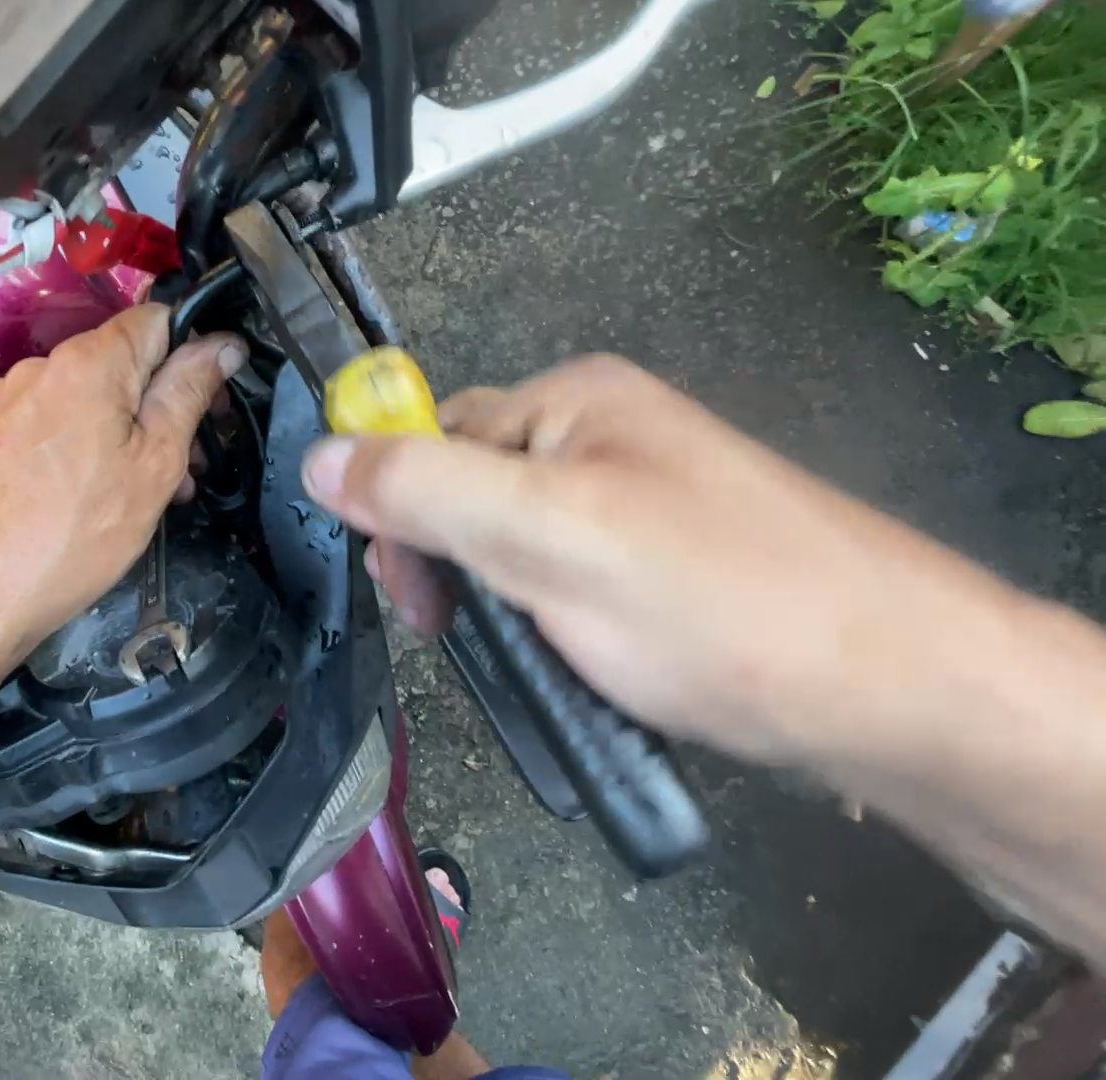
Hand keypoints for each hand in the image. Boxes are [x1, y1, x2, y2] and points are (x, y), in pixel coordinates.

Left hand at [0, 303, 245, 678]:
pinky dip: (85, 445)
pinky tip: (96, 494)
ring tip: (146, 491)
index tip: (210, 400)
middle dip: (162, 405)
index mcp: (86, 363)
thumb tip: (221, 344)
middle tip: (187, 464)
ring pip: (89, 397)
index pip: (156, 319)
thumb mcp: (154, 465)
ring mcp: (8, 401)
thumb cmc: (77, 537)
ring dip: (127, 432)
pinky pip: (54, 422)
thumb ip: (188, 394)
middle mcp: (40, 368)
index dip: (194, 352)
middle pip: (122, 363)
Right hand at [301, 355, 1029, 761]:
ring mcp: (626, 497)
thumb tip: (315, 457)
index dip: (399, 510)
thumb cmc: (708, 605)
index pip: (430, 437)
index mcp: (567, 404)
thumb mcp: (543, 538)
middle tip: (455, 630)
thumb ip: (423, 490)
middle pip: (461, 486)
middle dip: (441, 557)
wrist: (899, 696)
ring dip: (484, 592)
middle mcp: (595, 434)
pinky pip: (549, 569)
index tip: (412, 592)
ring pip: (502, 537)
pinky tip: (555, 649)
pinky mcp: (648, 555)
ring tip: (517, 648)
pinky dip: (530, 610)